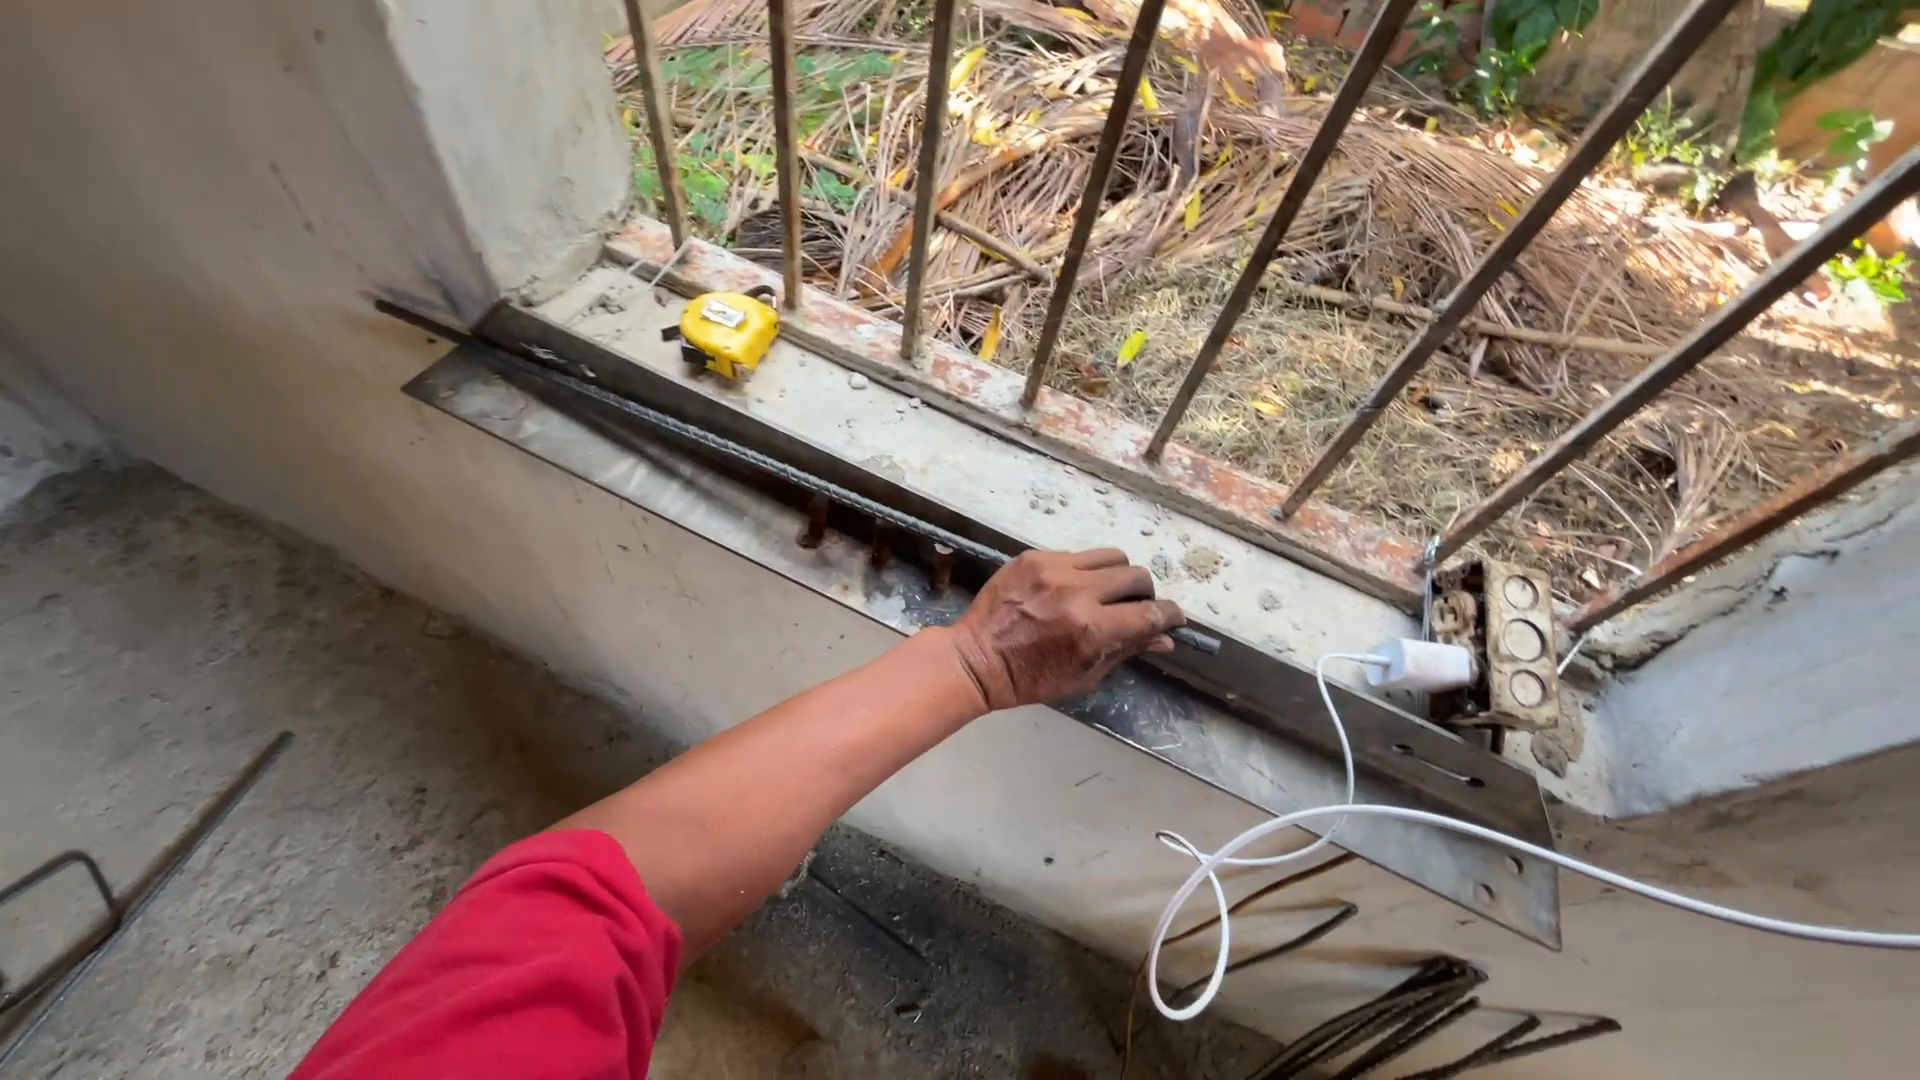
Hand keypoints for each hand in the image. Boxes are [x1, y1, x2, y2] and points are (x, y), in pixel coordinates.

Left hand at [947, 549, 1184, 710]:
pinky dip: (1083, 571)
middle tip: (1133, 607)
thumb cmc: (1032, 678)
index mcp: (1092, 629)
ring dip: (1117, 575)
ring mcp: (1053, 569)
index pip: (1150, 613)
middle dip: (1144, 594)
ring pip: (1111, 556)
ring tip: (1106, 592)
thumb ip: (1126, 650)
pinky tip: (1069, 588)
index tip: (1173, 618)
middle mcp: (1077, 592)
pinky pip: (1076, 555)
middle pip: (1136, 576)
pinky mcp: (1033, 557)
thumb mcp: (1085, 675)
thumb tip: (1164, 638)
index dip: (1170, 615)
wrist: (977, 659)